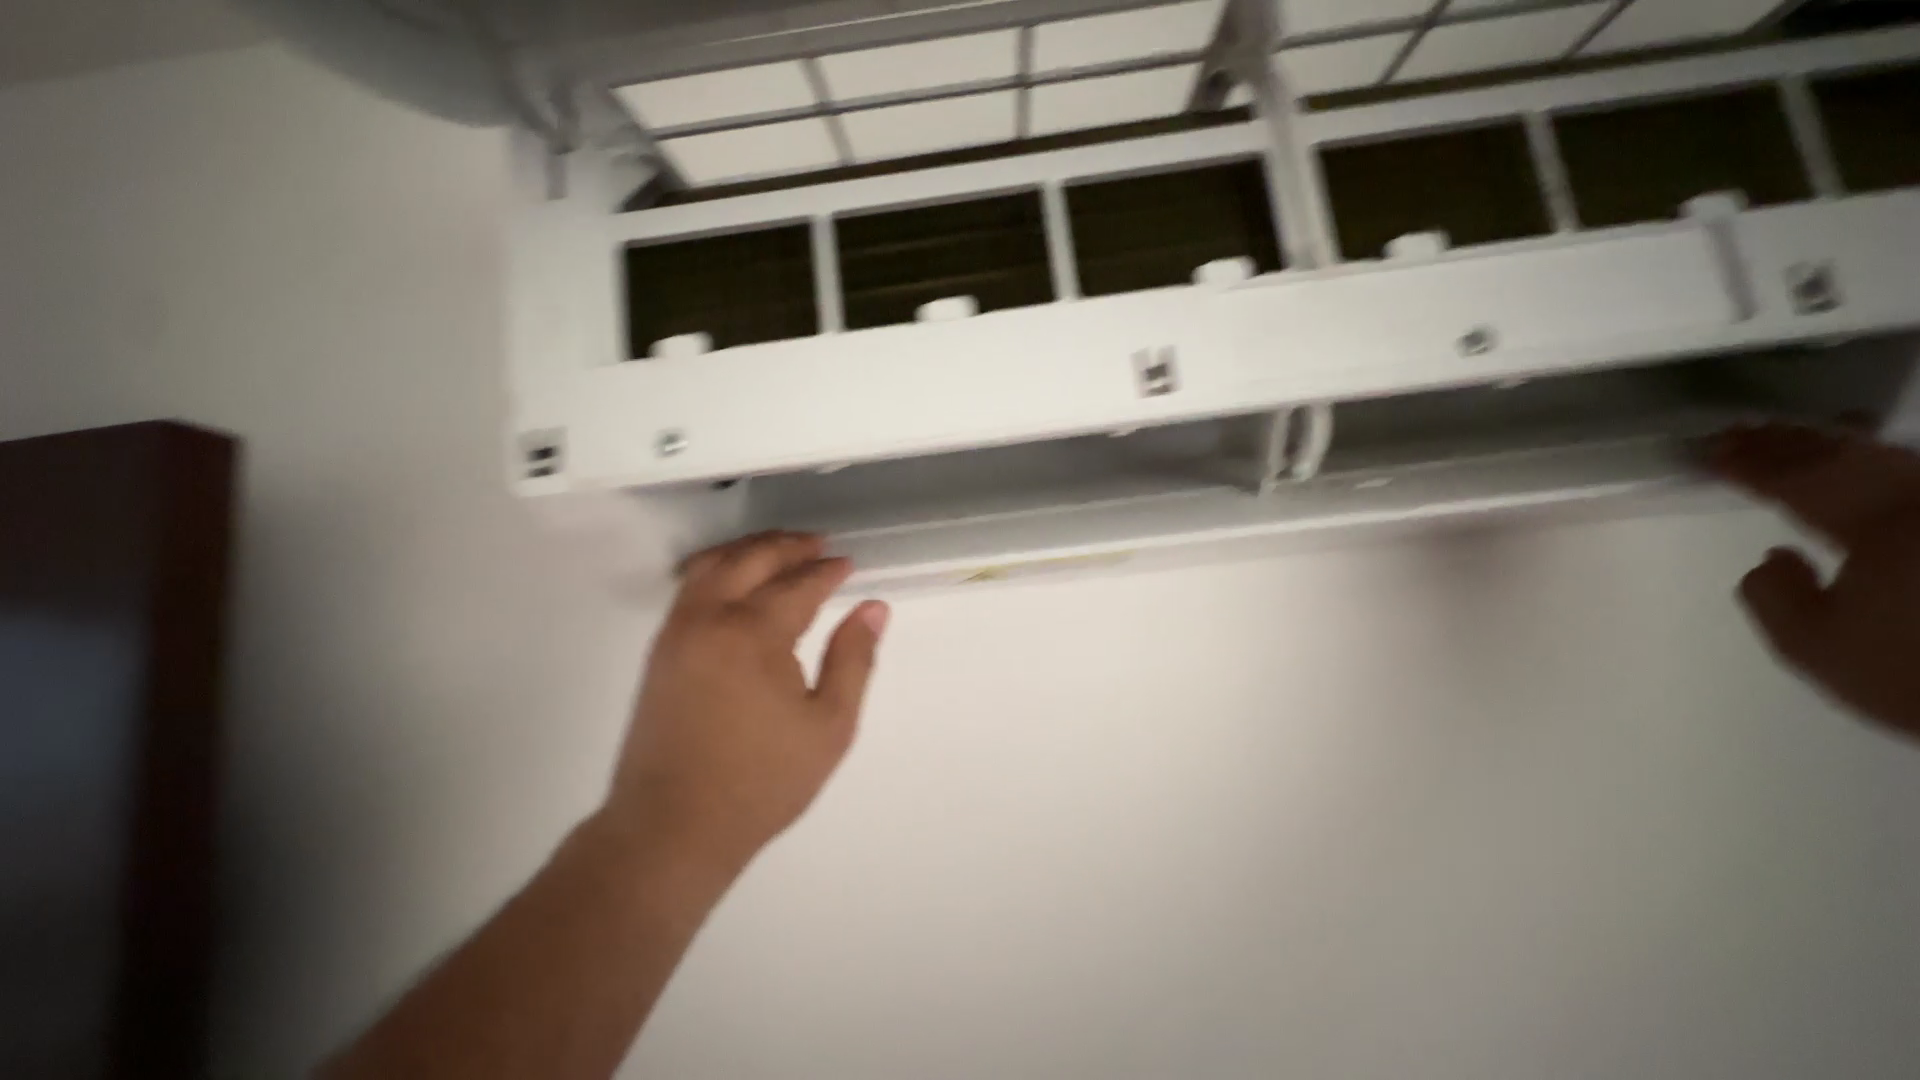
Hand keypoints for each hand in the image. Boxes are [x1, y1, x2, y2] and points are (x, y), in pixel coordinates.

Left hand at [602, 531, 888, 873]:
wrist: (673, 827)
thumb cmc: (762, 782)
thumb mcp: (828, 726)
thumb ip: (853, 660)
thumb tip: (873, 608)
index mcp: (753, 634)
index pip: (798, 584)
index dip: (827, 571)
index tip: (850, 564)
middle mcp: (709, 619)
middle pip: (751, 559)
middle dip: (789, 546)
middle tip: (820, 544)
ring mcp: (677, 632)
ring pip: (713, 565)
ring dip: (750, 550)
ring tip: (781, 551)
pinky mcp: (660, 651)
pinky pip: (690, 587)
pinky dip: (718, 568)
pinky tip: (736, 579)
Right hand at [1714, 423, 1919, 738]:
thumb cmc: (1915, 673)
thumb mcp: (1816, 649)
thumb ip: (1773, 598)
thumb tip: (1774, 557)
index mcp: (1879, 524)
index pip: (1799, 482)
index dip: (1752, 466)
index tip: (1711, 451)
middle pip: (1851, 459)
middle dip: (1792, 444)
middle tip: (1743, 433)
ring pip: (1894, 460)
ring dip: (1836, 447)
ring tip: (1796, 439)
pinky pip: (1916, 477)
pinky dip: (1879, 463)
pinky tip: (1865, 461)